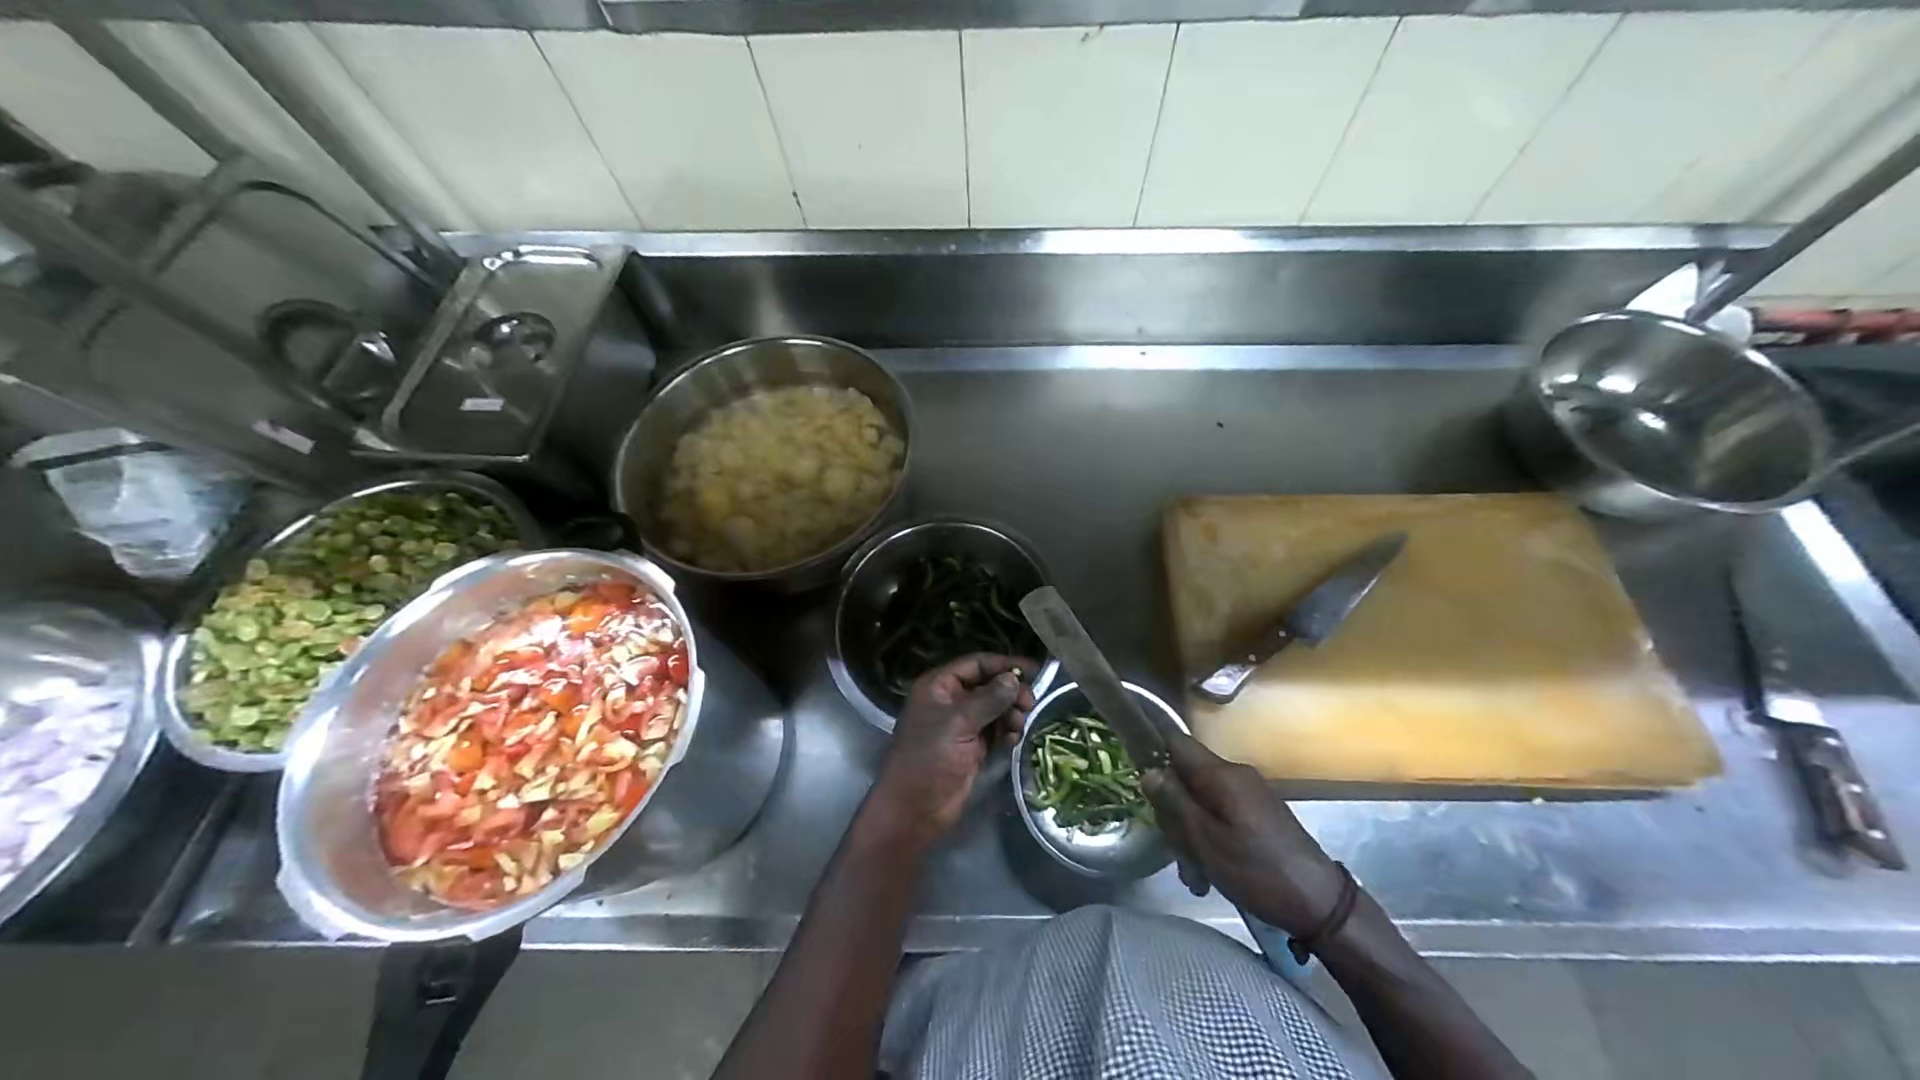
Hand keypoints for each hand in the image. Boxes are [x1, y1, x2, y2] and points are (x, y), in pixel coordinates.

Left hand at [872, 653, 1037, 842]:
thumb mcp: (959, 722)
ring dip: (1011, 713)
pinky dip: (1007, 731)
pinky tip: (1013, 739)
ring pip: (995, 709)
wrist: (915, 807)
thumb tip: (1013, 679)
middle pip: (988, 685)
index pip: (976, 664)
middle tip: (1030, 704)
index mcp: (939, 686)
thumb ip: (989, 699)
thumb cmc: (929, 757)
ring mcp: (961, 725)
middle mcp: (950, 701)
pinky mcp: (972, 747)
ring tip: (1019, 725)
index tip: (1033, 669)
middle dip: (1010, 692)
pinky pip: (995, 730)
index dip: (1004, 664)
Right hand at [1142, 730, 1345, 937]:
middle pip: (1186, 778)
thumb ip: (1173, 802)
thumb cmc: (1256, 870)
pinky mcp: (1260, 816)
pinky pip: (1221, 817)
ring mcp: (1250, 796)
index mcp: (1222, 774)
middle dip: (1173, 812)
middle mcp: (1236, 776)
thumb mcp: (1204, 840)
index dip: (1153, 753)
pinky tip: (1211, 875)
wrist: (1321, 906)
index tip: (1138, 780)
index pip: (1176, 742)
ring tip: (1195, 874)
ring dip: (1191, 835)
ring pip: (1201, 803)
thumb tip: (1149, 772)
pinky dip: (1210, 841)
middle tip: (1174, 848)